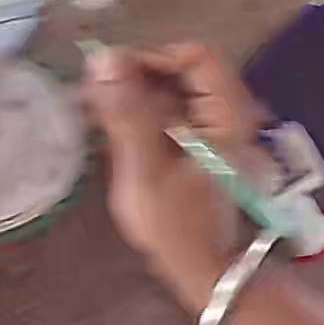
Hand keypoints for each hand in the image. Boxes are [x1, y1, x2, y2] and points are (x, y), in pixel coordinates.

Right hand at [83, 46, 261, 308]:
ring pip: (176, 88)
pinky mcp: (202, 138)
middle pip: (185, 69)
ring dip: (135, 92)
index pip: (197, 56)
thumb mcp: (145, 171)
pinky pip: (173, 109)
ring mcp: (218, 124)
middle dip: (138, 74)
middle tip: (92, 92)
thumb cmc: (178, 226)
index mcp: (229, 113)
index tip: (111, 74)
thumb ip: (128, 114)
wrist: (203, 268)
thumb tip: (106, 58)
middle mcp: (230, 111)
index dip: (153, 57)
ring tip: (92, 109)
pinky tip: (110, 124)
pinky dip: (143, 110)